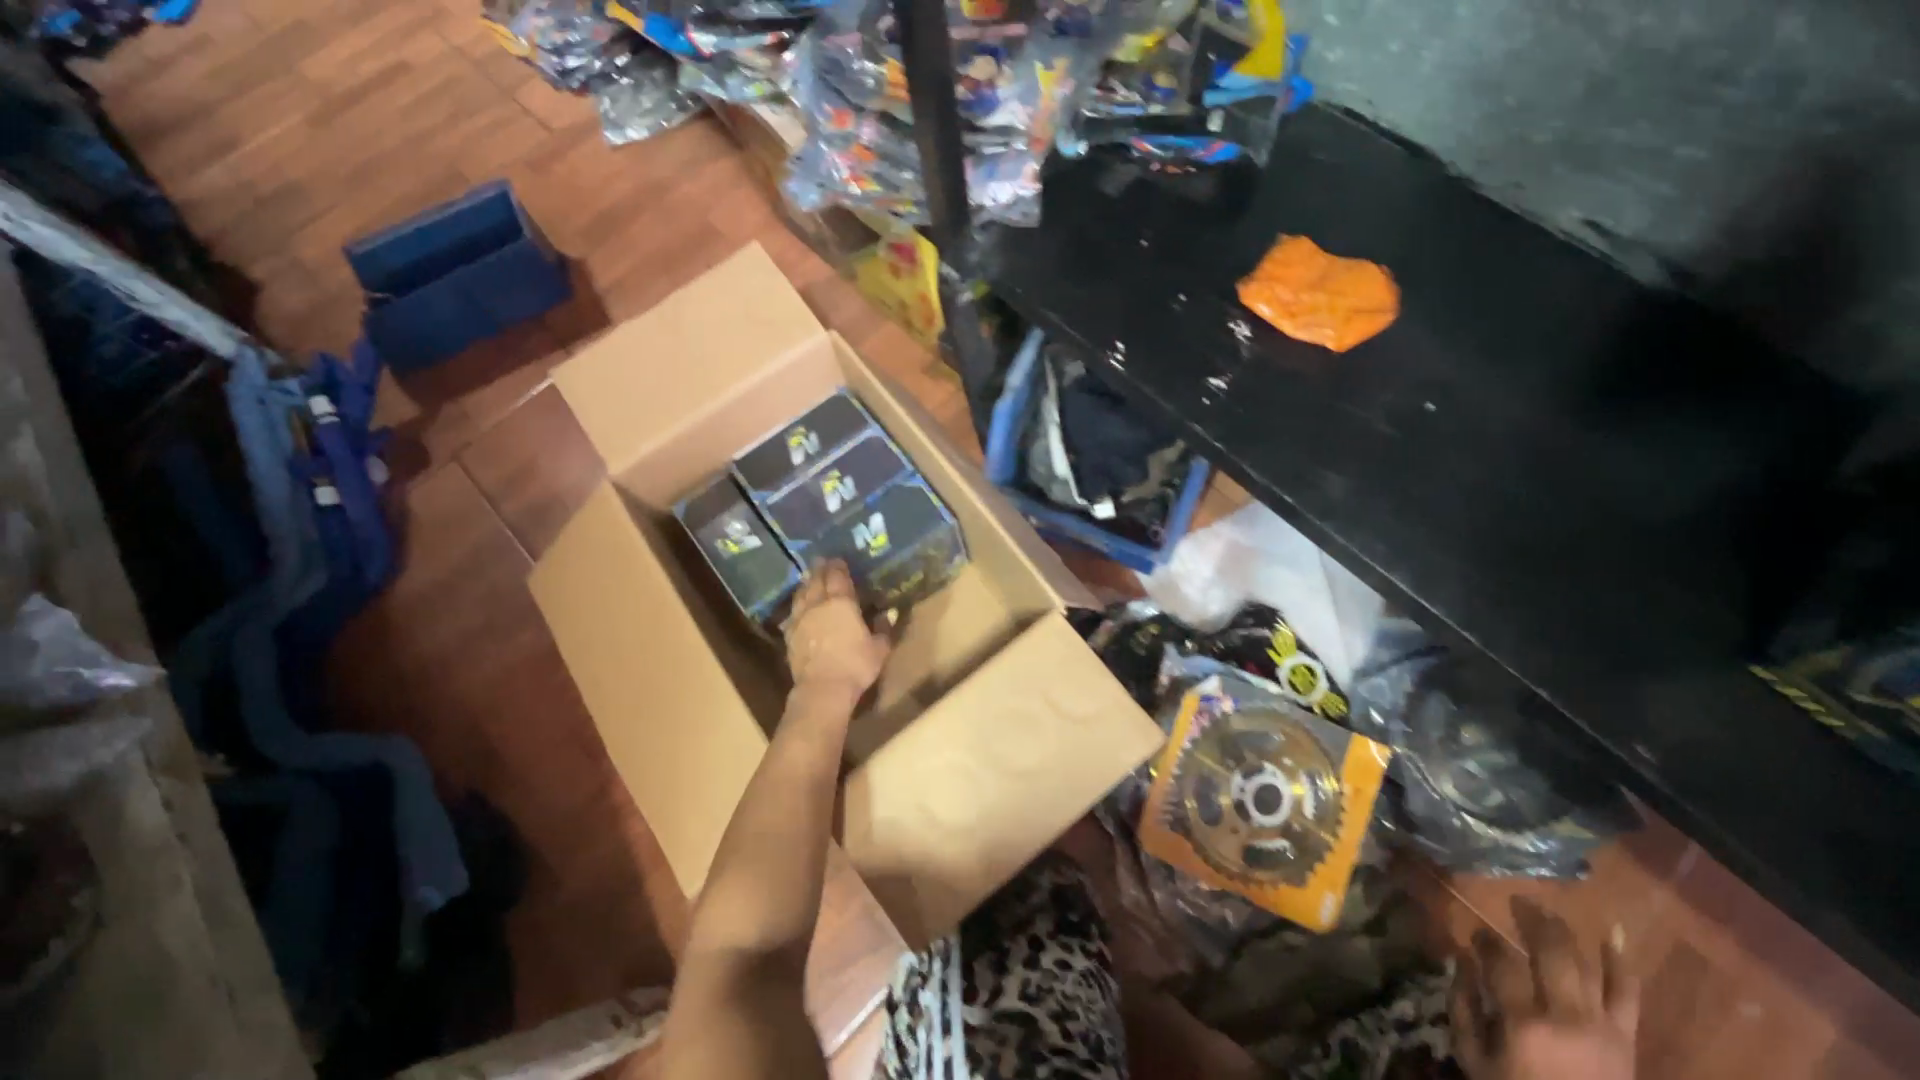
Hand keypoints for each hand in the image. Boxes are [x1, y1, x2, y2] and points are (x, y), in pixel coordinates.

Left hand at [784, 560, 889, 701]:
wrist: (822, 688)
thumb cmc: (856, 665)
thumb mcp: (879, 648)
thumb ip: (884, 628)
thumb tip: (890, 612)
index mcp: (841, 603)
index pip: (837, 576)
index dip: (838, 566)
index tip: (838, 559)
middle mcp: (818, 605)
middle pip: (816, 581)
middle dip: (819, 569)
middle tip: (821, 561)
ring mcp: (801, 619)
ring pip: (801, 594)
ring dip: (805, 584)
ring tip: (808, 578)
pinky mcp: (790, 635)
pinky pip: (793, 613)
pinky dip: (797, 605)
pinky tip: (798, 607)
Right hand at [1452, 899, 1639, 1079]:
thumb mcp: (1473, 1061)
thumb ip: (1463, 1009)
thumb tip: (1462, 963)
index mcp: (1523, 1023)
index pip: (1501, 962)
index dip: (1485, 941)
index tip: (1475, 934)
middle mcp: (1566, 1015)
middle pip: (1550, 951)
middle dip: (1530, 920)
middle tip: (1516, 902)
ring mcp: (1602, 1025)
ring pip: (1586, 963)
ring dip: (1566, 932)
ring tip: (1548, 912)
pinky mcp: (1626, 1037)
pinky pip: (1628, 992)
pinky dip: (1621, 960)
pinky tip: (1614, 932)